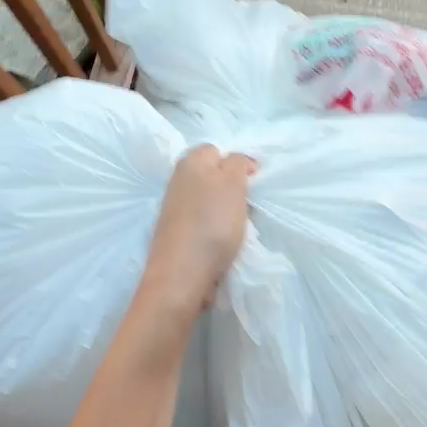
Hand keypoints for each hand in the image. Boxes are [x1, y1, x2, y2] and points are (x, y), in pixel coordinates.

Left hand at [140, 144, 254, 316]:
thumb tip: (238, 161)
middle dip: (231, 187)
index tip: (251, 183)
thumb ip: (238, 162)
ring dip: (225, 211)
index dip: (237, 163)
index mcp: (190, 162)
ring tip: (236, 227)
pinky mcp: (176, 233)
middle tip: (245, 205)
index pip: (218, 150)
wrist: (181, 276)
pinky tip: (222, 242)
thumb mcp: (233, 183)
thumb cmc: (212, 223)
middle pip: (213, 176)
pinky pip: (203, 221)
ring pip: (210, 200)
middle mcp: (178, 181)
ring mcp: (175, 208)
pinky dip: (214, 229)